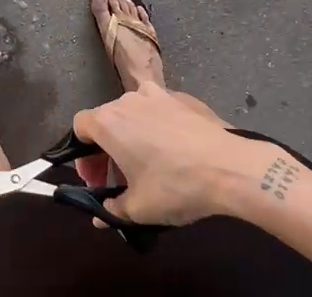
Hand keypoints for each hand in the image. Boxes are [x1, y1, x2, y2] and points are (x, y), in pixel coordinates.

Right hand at [72, 82, 311, 226]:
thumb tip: (99, 217)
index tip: (97, 178)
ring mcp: (157, 94)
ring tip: (152, 161)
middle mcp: (127, 100)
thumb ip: (112, 211)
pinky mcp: (183, 97)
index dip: (82, 154)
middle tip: (122, 177)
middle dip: (108, 148)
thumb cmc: (176, 186)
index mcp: (109, 122)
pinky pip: (161, 110)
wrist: (231, 167)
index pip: (80, 126)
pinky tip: (178, 149)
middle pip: (107, 119)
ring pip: (135, 112)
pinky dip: (160, 125)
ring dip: (134, 133)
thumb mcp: (140, 209)